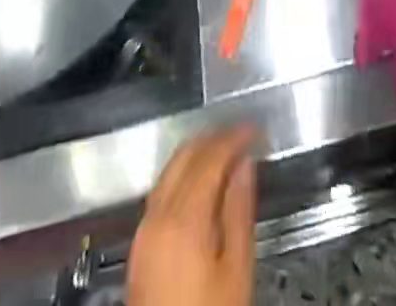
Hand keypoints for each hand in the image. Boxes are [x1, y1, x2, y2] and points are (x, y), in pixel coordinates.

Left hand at [128, 126, 258, 305]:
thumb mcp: (237, 266)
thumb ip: (239, 209)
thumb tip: (245, 165)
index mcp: (183, 218)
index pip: (210, 157)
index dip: (234, 137)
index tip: (255, 129)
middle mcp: (157, 216)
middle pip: (183, 157)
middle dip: (214, 138)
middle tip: (242, 132)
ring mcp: (144, 230)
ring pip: (169, 171)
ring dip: (198, 153)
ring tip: (227, 150)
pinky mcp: (141, 244)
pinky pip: (162, 190)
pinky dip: (184, 173)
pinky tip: (202, 180)